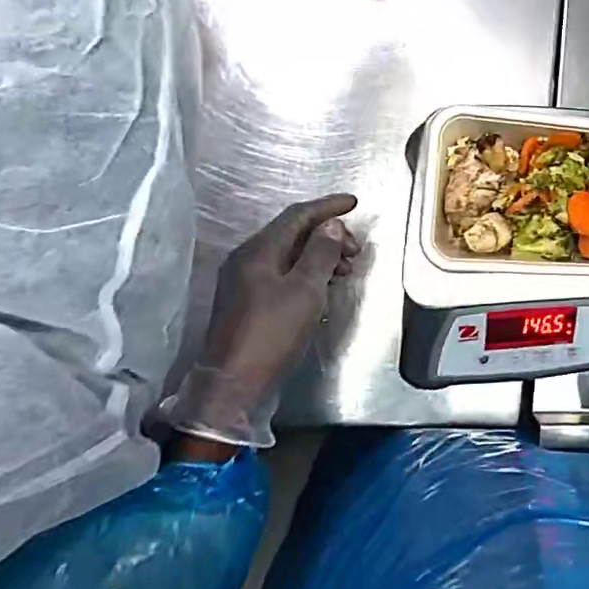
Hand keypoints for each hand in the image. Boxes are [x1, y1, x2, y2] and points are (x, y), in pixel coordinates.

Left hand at [159, 194, 360, 449]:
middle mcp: (247, 259)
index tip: (354, 203)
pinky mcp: (248, 301)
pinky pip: (283, 271)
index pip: (297, 216)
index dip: (327, 207)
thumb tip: (330, 226)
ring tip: (346, 268)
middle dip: (327, 233)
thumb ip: (320, 253)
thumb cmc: (272, 334)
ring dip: (320, 254)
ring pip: (289, 253)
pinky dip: (308, 270)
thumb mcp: (306, 290)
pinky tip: (323, 284)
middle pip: (292, 233)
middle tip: (355, 250)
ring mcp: (244, 281)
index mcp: (258, 251)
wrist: (233, 385)